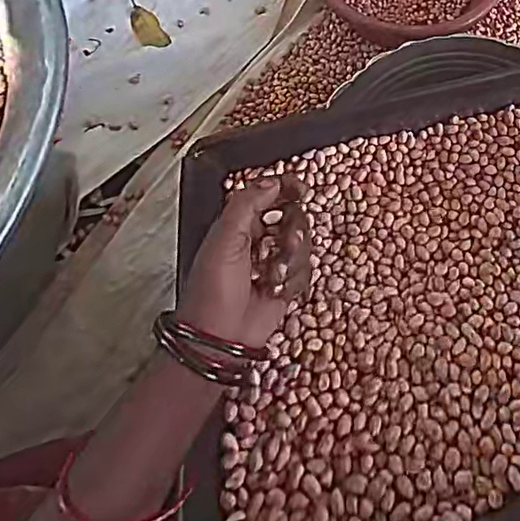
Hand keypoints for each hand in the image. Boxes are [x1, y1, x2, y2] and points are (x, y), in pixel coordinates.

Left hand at [178, 177, 311, 348]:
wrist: (220, 338)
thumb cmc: (213, 289)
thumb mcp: (224, 239)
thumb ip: (246, 204)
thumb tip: (271, 182)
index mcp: (240, 222)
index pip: (268, 193)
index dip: (285, 188)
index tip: (300, 189)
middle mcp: (259, 238)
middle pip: (293, 216)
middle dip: (294, 229)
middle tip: (286, 242)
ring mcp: (274, 261)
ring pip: (303, 244)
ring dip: (292, 259)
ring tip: (274, 275)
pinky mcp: (287, 284)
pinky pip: (306, 270)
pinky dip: (294, 280)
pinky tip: (276, 290)